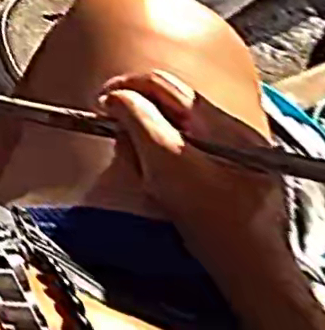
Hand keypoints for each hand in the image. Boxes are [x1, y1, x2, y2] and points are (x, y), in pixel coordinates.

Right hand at [98, 71, 283, 256]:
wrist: (244, 264)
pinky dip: (153, 155)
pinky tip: (157, 175)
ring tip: (144, 166)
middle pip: (161, 103)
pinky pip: (172, 145)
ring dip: (141, 140)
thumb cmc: (214, 219)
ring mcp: (229, 151)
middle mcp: (232, 134)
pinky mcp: (219, 167)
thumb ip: (137, 118)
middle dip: (132, 120)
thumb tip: (115, 95)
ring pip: (163, 125)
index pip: (161, 83)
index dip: (124, 88)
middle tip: (122, 138)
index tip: (103, 104)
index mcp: (225, 128)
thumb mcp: (164, 160)